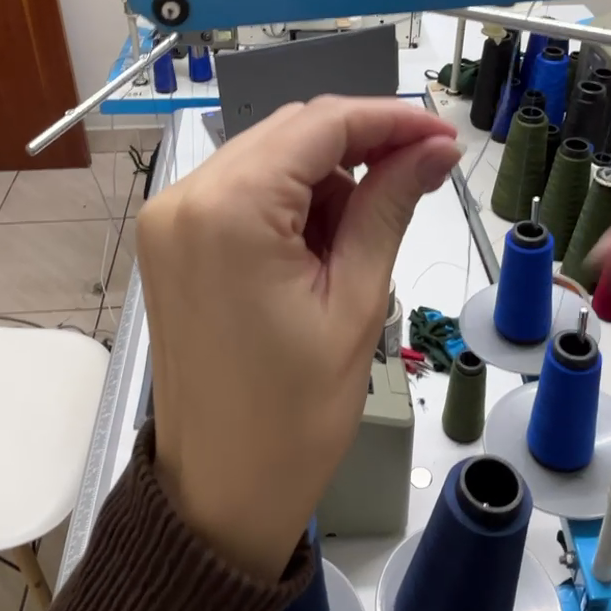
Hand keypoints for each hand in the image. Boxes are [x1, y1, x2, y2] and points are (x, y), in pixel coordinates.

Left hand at [137, 97, 459, 579]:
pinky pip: (241, 191)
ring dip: (325, 178)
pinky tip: (321, 244)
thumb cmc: (294, 414)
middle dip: (360, 146)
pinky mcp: (170, 240)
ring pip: (267, 159)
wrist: (220, 491)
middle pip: (290, 133)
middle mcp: (186, 197)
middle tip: (421, 172)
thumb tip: (433, 149)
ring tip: (363, 238)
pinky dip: (289, 201)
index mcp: (229, 209)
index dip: (389, 119)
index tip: (440, 135)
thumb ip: (390, 206)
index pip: (320, 125)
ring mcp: (170, 218)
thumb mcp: (356, 302)